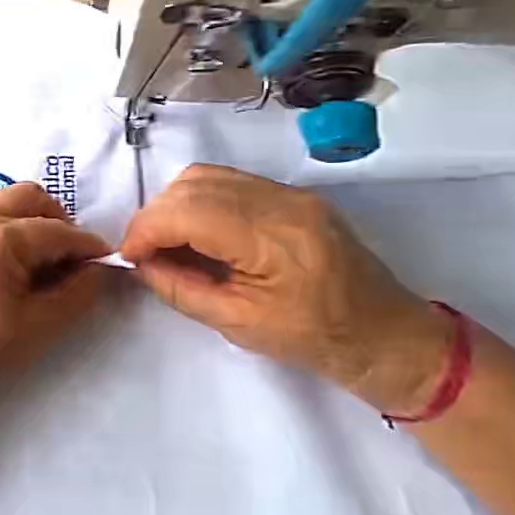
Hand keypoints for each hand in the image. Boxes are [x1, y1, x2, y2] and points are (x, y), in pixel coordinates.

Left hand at [0, 183, 111, 459]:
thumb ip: (76, 292)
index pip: (60, 230)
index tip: (105, 266)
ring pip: (3, 204)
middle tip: (70, 263)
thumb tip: (98, 271)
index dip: (88, 248)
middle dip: (58, 223)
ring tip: (39, 268)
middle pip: (31, 199)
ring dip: (29, 224)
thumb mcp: (36, 326)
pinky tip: (8, 268)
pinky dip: (2, 230)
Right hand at [118, 164, 449, 413]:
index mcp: (273, 240)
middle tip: (143, 251)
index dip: (145, 229)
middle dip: (154, 216)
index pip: (188, 212)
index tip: (128, 256)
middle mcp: (283, 203)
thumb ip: (178, 287)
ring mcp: (291, 193)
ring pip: (205, 176)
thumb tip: (139, 263)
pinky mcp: (292, 195)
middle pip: (192, 185)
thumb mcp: (234, 322)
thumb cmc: (312, 338)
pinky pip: (227, 181)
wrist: (387, 335)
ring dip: (172, 205)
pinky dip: (196, 201)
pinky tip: (194, 232)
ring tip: (166, 241)